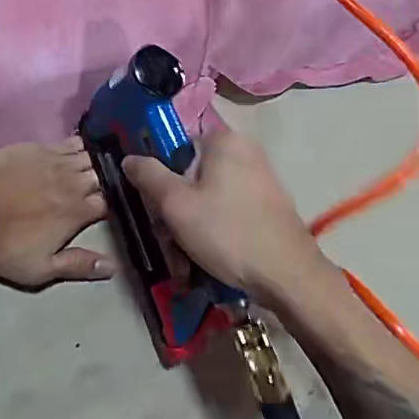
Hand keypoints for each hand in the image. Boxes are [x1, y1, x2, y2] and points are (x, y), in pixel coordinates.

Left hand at [0, 138, 111, 286]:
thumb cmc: (3, 245)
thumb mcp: (40, 269)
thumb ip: (77, 265)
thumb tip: (112, 266)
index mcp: (77, 212)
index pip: (106, 203)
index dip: (106, 206)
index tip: (100, 209)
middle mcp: (72, 182)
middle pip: (99, 177)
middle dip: (100, 182)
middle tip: (95, 187)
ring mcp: (55, 161)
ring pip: (87, 157)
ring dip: (91, 163)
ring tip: (88, 168)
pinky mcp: (37, 147)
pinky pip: (68, 142)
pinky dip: (77, 146)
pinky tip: (76, 149)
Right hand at [122, 129, 328, 297]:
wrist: (289, 278)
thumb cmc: (227, 232)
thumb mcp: (175, 204)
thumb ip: (148, 175)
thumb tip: (130, 158)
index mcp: (224, 141)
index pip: (174, 144)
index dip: (157, 173)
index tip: (151, 203)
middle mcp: (244, 152)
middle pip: (189, 174)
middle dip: (172, 210)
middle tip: (166, 239)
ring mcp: (259, 180)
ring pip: (205, 198)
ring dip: (187, 228)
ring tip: (184, 261)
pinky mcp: (266, 206)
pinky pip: (225, 211)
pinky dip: (211, 233)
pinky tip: (204, 261)